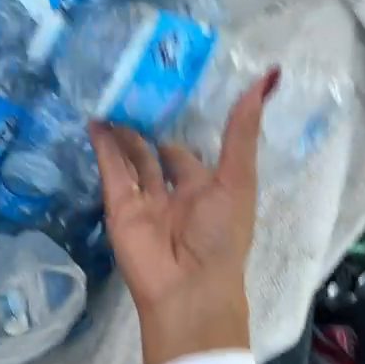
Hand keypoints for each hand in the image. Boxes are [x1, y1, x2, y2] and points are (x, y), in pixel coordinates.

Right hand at [89, 68, 279, 363]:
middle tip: (130, 98)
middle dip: (141, 131)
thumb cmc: (222, 236)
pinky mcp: (118, 210)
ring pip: (129, 163)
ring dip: (119, 137)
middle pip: (150, 157)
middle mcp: (169, 195)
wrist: (188, 286)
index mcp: (203, 189)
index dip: (175, 132)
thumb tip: (267, 77)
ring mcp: (142, 203)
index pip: (182, 157)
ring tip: (109, 104)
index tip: (164, 103)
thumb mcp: (239, 178)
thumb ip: (242, 132)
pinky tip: (96, 126)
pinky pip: (112, 175)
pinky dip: (103, 151)